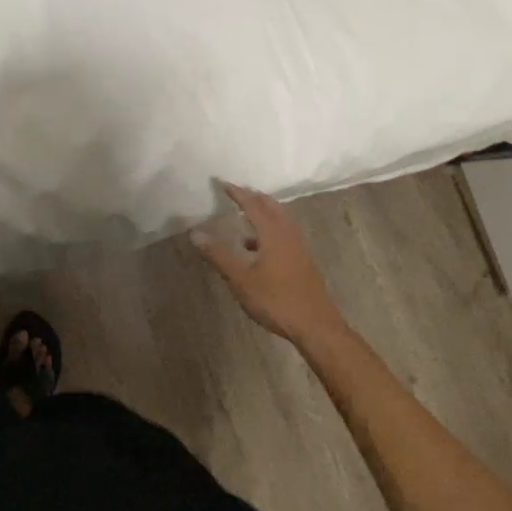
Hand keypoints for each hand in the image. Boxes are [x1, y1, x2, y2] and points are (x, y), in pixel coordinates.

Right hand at [190, 181, 341, 344]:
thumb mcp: (240, 278)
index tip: (223, 184)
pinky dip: (270, 232)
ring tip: (245, 219)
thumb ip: (218, 254)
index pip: (253, 205)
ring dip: (264, 214)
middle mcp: (289, 235)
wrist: (316, 326)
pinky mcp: (303, 263)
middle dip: (255, 198)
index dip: (238, 193)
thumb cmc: (275, 299)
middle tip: (238, 194)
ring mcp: (299, 249)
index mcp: (273, 233)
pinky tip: (258, 250)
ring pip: (281, 221)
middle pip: (272, 207)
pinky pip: (285, 235)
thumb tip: (195, 233)